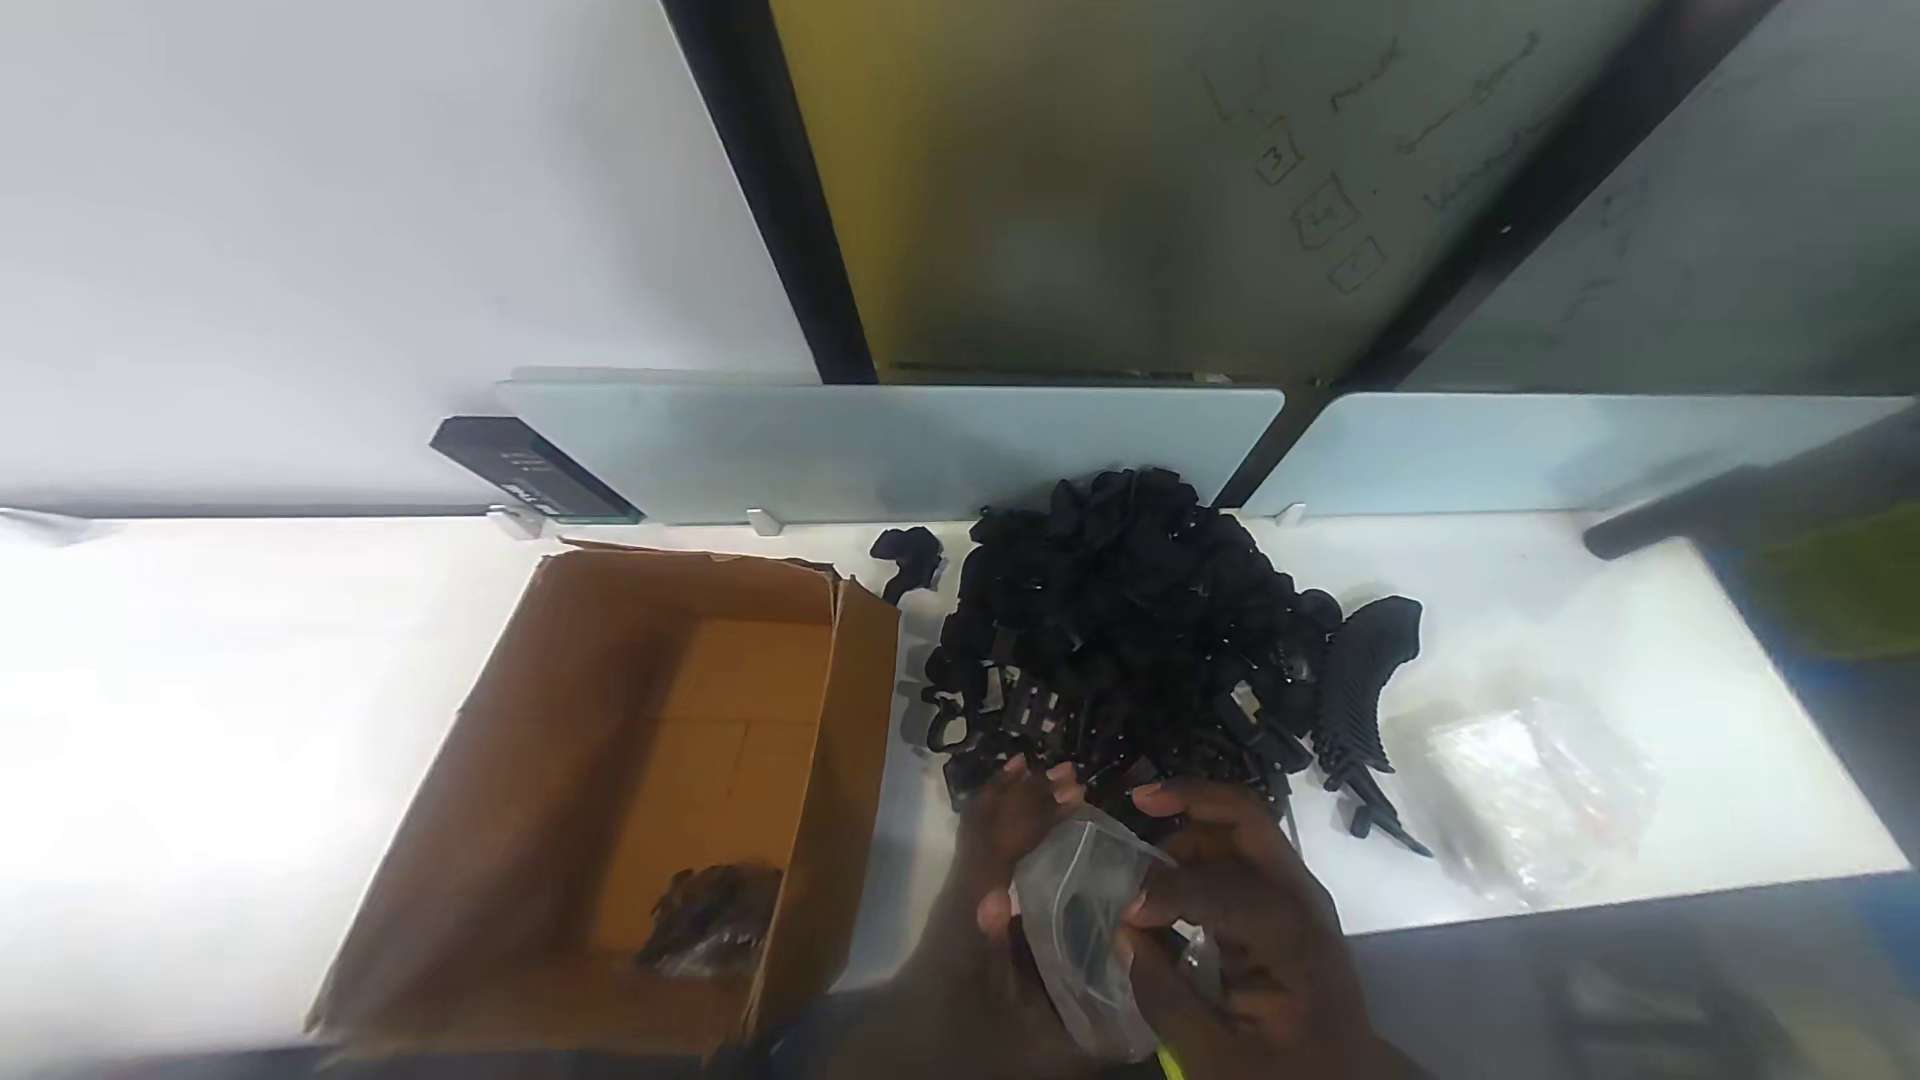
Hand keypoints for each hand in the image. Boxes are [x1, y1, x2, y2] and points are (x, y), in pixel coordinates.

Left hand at [820, 756, 1098, 1079]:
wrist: (913, 1049)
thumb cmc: (976, 1047)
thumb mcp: (1040, 1051)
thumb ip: (1094, 1029)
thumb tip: (1149, 984)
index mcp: (977, 921)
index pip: (1001, 851)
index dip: (1035, 817)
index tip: (1076, 797)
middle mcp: (964, 889)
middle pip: (990, 826)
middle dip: (1031, 798)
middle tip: (1075, 778)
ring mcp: (958, 884)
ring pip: (979, 822)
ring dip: (1015, 794)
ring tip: (1051, 771)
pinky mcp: (962, 887)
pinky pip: (977, 832)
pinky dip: (997, 801)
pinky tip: (1016, 784)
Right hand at [1119, 779, 1415, 1079]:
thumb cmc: (1286, 1078)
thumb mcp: (1222, 1065)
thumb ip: (1166, 998)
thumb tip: (1122, 933)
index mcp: (1301, 946)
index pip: (1230, 890)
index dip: (1171, 892)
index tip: (1128, 917)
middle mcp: (1303, 903)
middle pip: (1248, 820)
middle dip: (1190, 799)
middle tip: (1139, 799)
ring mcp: (1294, 894)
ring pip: (1239, 824)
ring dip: (1188, 824)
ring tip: (1146, 858)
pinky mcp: (1277, 897)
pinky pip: (1235, 848)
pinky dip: (1196, 840)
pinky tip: (1166, 864)